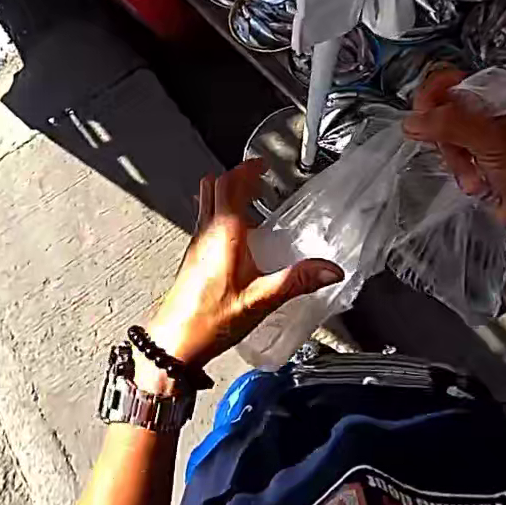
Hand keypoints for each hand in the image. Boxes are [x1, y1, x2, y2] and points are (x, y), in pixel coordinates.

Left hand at [142, 159, 342, 389]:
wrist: (176, 340)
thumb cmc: (210, 320)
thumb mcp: (261, 300)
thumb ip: (297, 281)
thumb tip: (329, 268)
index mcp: (223, 234)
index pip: (229, 185)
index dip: (245, 169)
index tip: (261, 164)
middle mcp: (206, 233)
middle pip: (214, 188)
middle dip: (236, 177)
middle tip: (257, 177)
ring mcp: (196, 244)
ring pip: (206, 203)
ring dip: (226, 194)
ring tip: (251, 202)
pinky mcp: (193, 257)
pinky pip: (205, 223)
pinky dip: (221, 216)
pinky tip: (239, 238)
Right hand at [402, 68, 505, 233]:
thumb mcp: (492, 140)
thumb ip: (449, 124)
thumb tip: (409, 122)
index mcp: (503, 90)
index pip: (450, 80)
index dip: (432, 97)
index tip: (424, 118)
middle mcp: (491, 106)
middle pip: (440, 108)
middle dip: (443, 134)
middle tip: (456, 150)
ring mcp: (484, 131)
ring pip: (442, 133)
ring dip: (453, 157)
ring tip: (472, 173)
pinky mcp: (477, 154)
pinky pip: (450, 153)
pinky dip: (458, 168)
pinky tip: (474, 181)